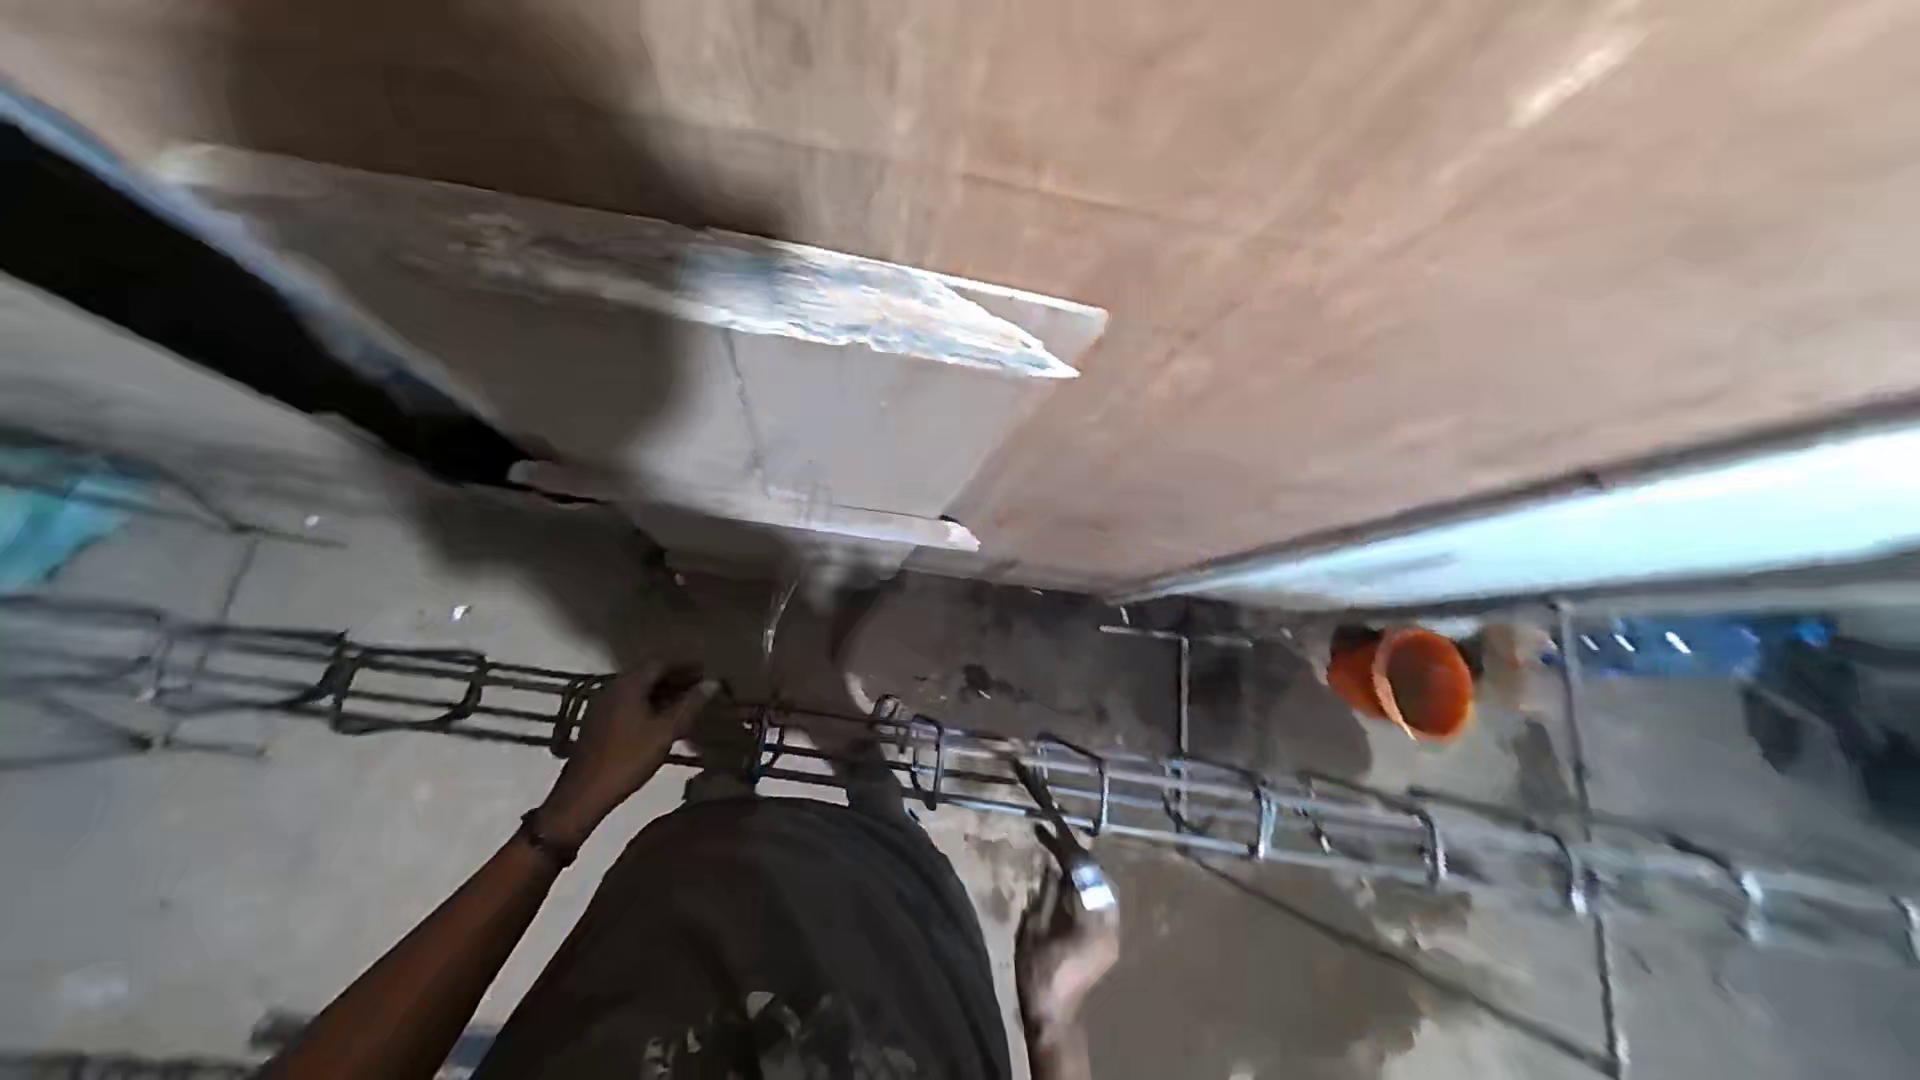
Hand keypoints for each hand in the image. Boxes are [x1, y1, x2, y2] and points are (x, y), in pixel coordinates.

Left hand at [538, 665, 716, 843]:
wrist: (584, 794)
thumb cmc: (628, 758)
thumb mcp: (666, 731)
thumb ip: (691, 705)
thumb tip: (713, 682)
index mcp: (628, 685)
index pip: (660, 663)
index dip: (685, 665)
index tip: (706, 670)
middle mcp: (613, 689)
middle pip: (649, 675)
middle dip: (676, 679)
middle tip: (701, 687)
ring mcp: (603, 706)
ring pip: (639, 691)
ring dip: (664, 693)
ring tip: (688, 704)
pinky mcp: (599, 724)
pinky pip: (630, 704)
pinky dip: (650, 706)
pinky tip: (664, 721)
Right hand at [1016, 833, 1120, 1033]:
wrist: (1054, 1016)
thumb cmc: (1037, 974)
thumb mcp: (1034, 928)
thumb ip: (1047, 893)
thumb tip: (1053, 863)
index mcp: (1090, 922)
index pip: (1083, 873)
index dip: (1067, 848)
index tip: (1053, 828)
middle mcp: (1110, 926)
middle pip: (1100, 877)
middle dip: (1080, 855)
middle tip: (1059, 837)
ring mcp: (1114, 935)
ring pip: (1104, 888)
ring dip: (1086, 870)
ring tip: (1065, 852)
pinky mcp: (1110, 941)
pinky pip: (1103, 903)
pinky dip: (1089, 887)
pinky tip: (1073, 879)